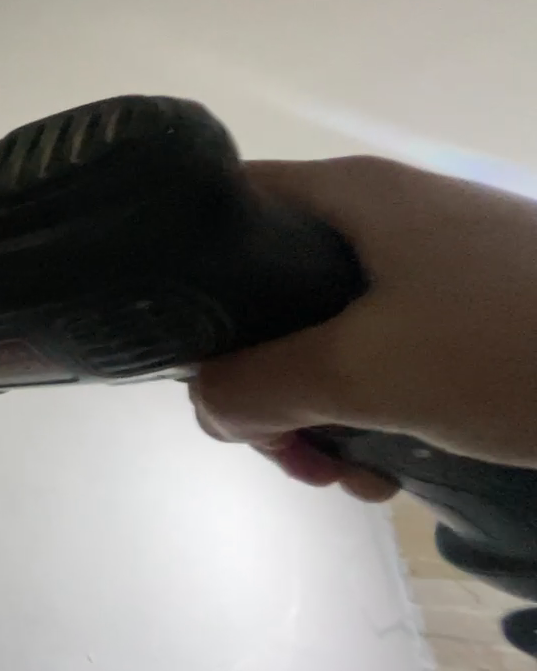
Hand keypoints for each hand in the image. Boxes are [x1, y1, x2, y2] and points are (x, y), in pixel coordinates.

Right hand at [189, 156, 536, 498]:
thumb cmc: (525, 346)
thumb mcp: (363, 373)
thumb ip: (250, 388)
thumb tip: (208, 410)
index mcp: (343, 197)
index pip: (211, 209)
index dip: (172, 269)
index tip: (168, 344)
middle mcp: (374, 220)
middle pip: (256, 294)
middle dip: (248, 380)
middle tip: (269, 444)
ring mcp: (428, 267)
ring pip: (312, 335)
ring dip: (304, 411)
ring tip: (334, 473)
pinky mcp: (471, 313)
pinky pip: (375, 355)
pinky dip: (362, 413)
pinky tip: (382, 467)